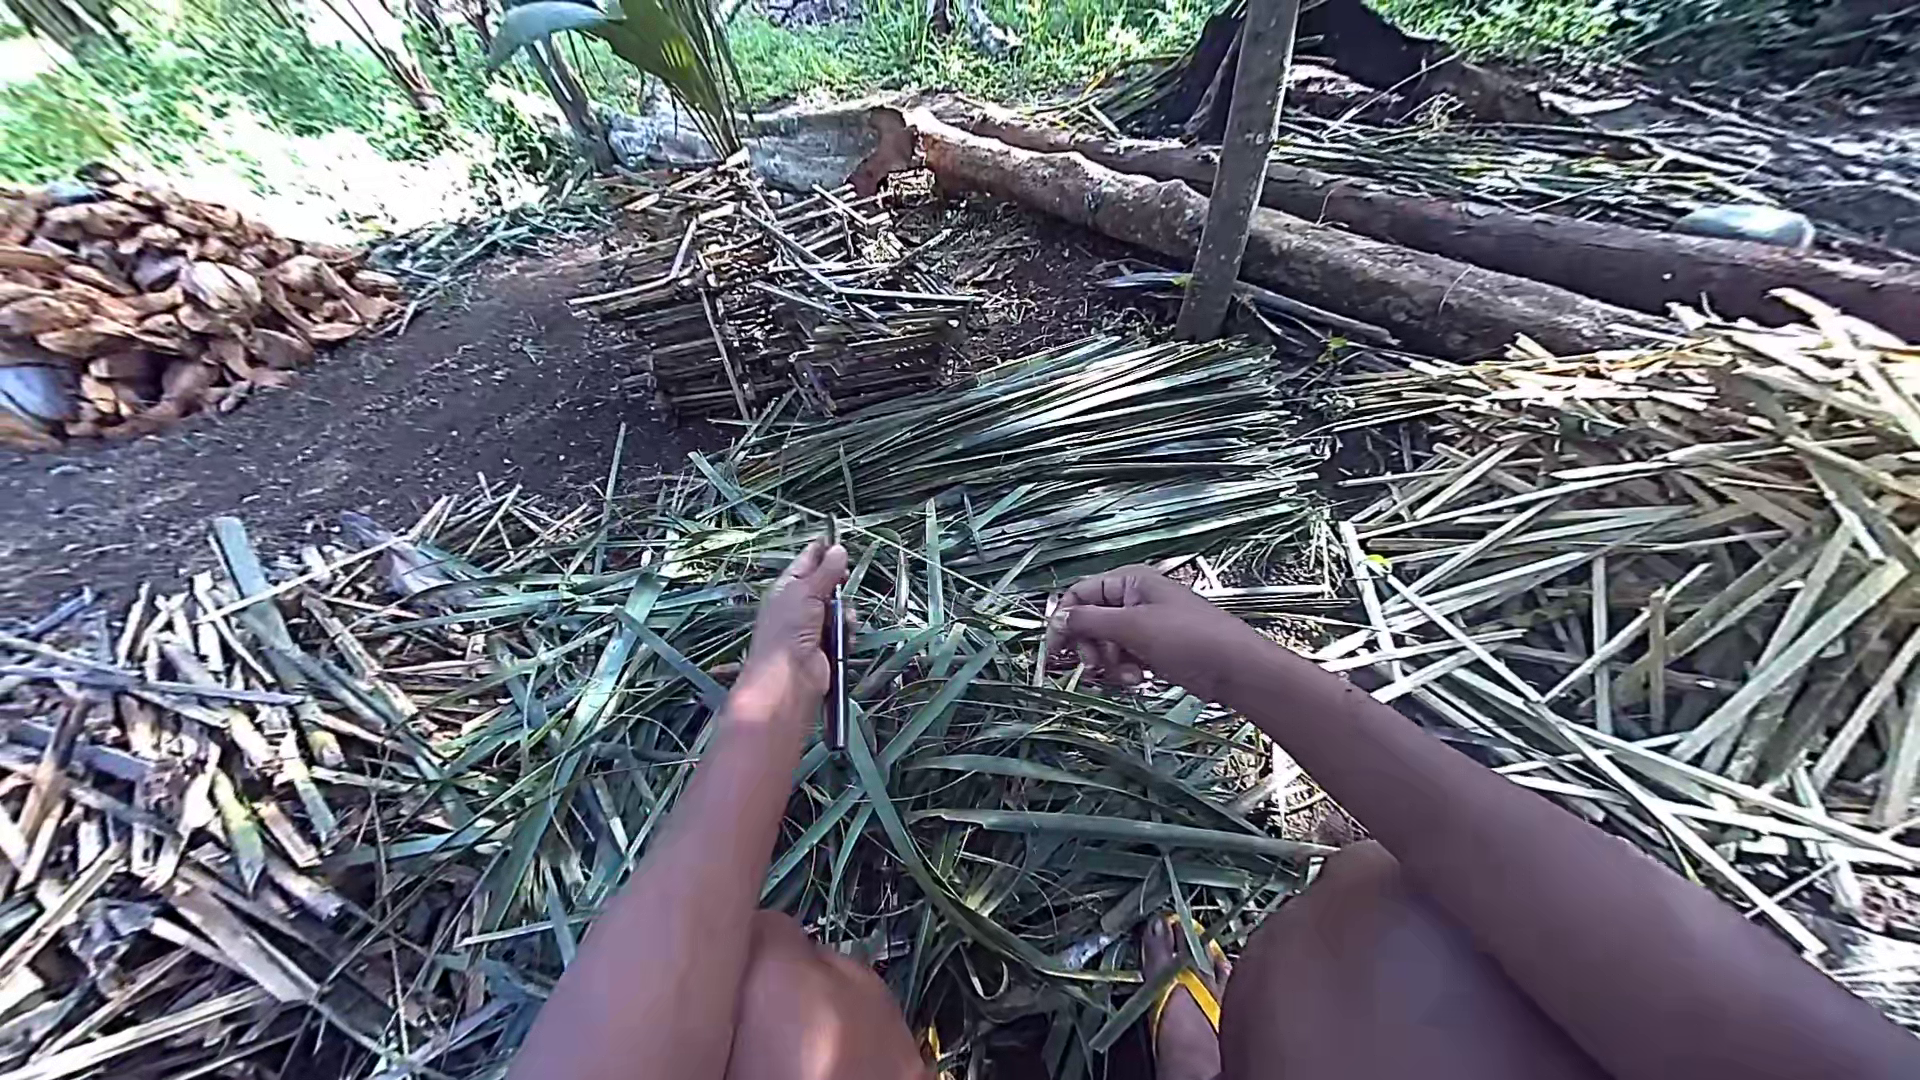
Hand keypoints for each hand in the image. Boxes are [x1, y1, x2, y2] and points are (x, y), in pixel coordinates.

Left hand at [739, 539, 848, 709]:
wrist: (788, 679)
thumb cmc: (788, 631)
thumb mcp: (805, 593)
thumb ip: (825, 571)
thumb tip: (839, 548)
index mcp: (788, 587)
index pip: (808, 560)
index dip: (824, 551)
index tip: (841, 544)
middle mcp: (799, 604)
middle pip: (828, 583)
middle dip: (838, 585)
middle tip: (841, 584)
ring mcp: (813, 625)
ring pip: (840, 607)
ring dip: (844, 612)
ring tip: (840, 621)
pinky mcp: (827, 645)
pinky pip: (844, 629)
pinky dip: (846, 632)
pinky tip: (843, 638)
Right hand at [1049, 565, 1254, 697]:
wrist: (1236, 669)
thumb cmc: (1186, 638)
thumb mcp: (1133, 626)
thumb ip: (1090, 620)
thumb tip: (1057, 618)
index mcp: (1129, 582)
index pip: (1080, 594)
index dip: (1065, 619)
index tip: (1055, 649)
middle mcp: (1133, 599)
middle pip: (1090, 620)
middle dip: (1089, 645)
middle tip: (1092, 666)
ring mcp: (1143, 625)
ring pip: (1104, 642)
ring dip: (1107, 661)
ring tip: (1126, 675)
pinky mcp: (1152, 648)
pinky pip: (1122, 656)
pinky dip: (1123, 669)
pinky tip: (1137, 679)